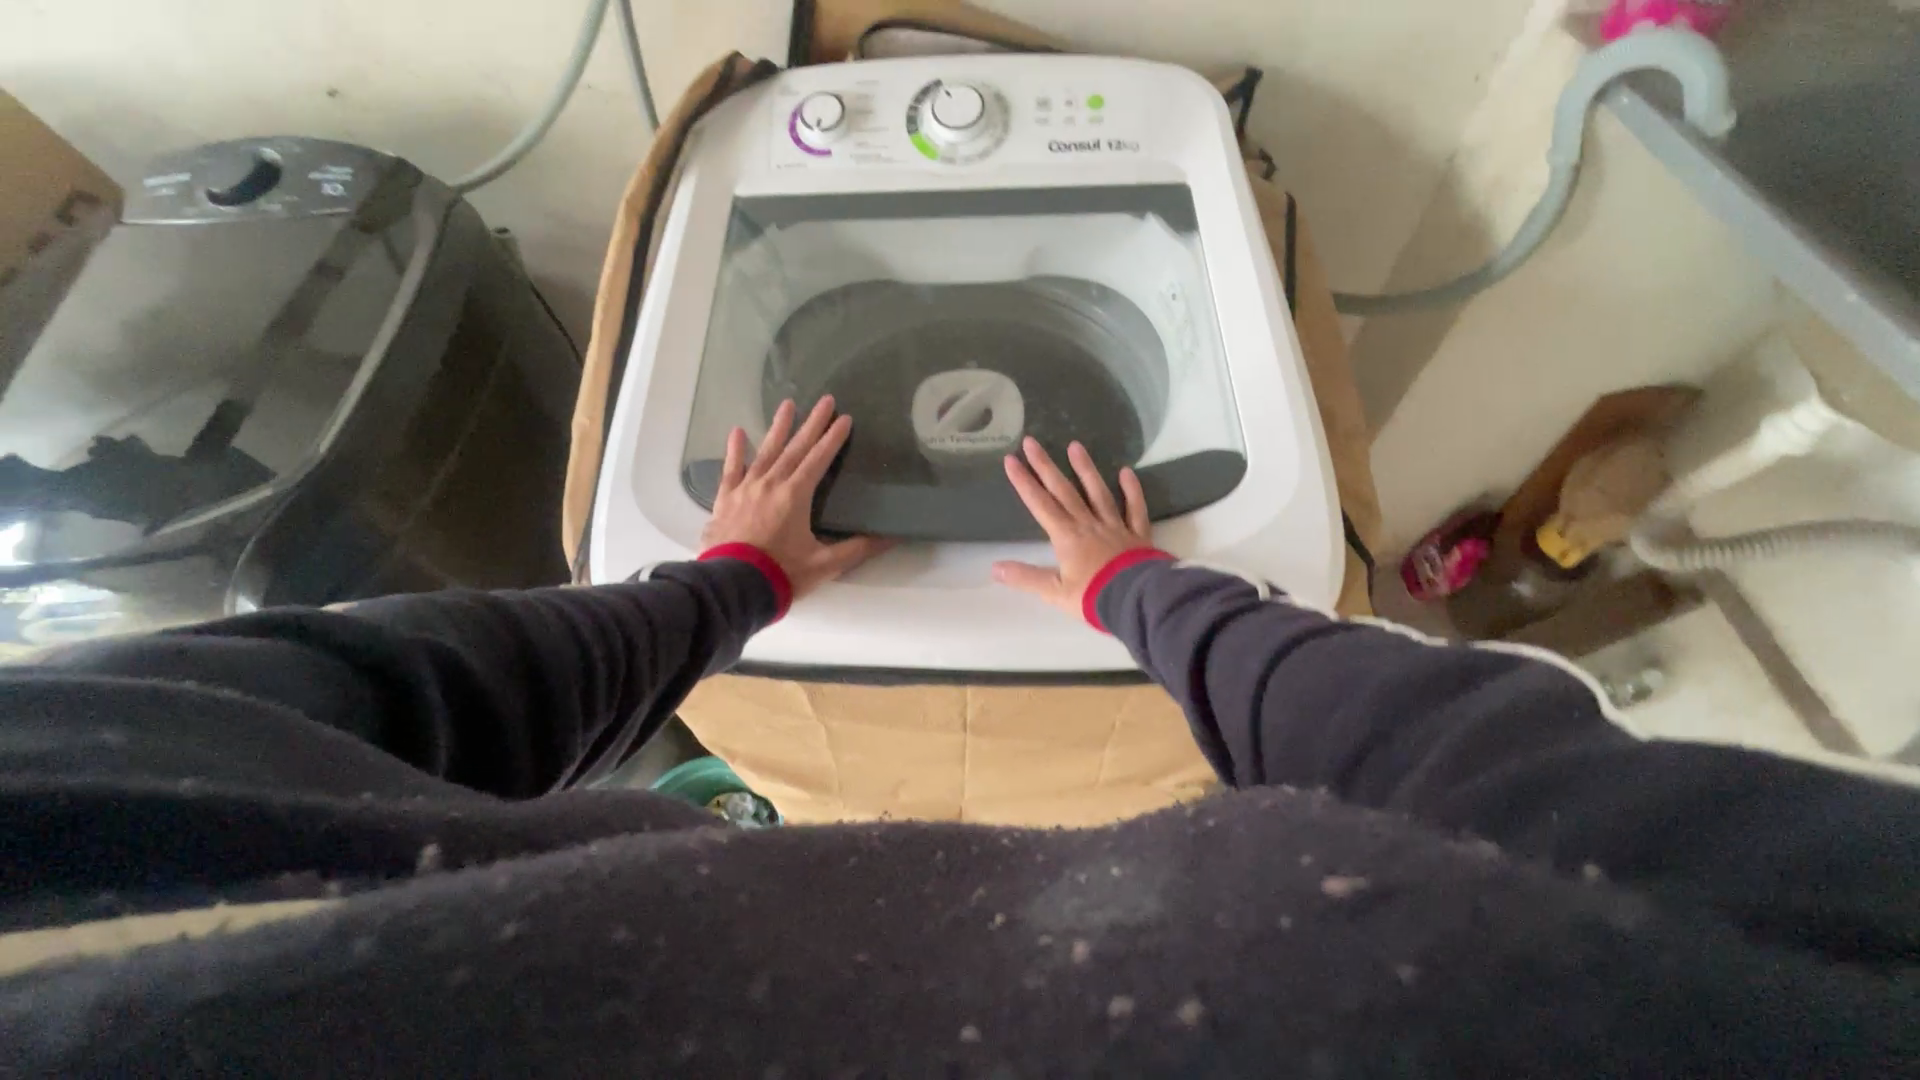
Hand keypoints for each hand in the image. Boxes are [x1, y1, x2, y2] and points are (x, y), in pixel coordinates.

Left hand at [701, 397, 887, 600]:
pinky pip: (731, 469)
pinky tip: (738, 431)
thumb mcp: (825, 564)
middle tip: (825, 400)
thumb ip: (857, 548)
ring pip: (765, 451)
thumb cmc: (782, 573)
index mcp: (796, 495)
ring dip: (778, 428)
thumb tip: (890, 538)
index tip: (845, 418)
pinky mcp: (725, 500)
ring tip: (787, 404)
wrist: (734, 586)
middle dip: (812, 423)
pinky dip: (735, 450)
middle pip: (795, 448)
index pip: (819, 460)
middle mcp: (771, 484)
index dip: (833, 439)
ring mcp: (746, 489)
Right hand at [993, 437, 1154, 615]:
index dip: (1024, 482)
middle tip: (1032, 442)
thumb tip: (994, 568)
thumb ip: (1025, 578)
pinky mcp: (1137, 534)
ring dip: (1085, 469)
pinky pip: (1135, 508)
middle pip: (1063, 491)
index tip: (1011, 459)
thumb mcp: (1054, 593)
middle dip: (1045, 466)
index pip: (1040, 504)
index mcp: (1066, 537)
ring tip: (1075, 446)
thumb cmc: (1093, 597)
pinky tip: (1126, 472)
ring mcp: (1114, 526)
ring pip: (1097, 492)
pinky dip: (1131, 490)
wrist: (1137, 600)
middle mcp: (1088, 524)